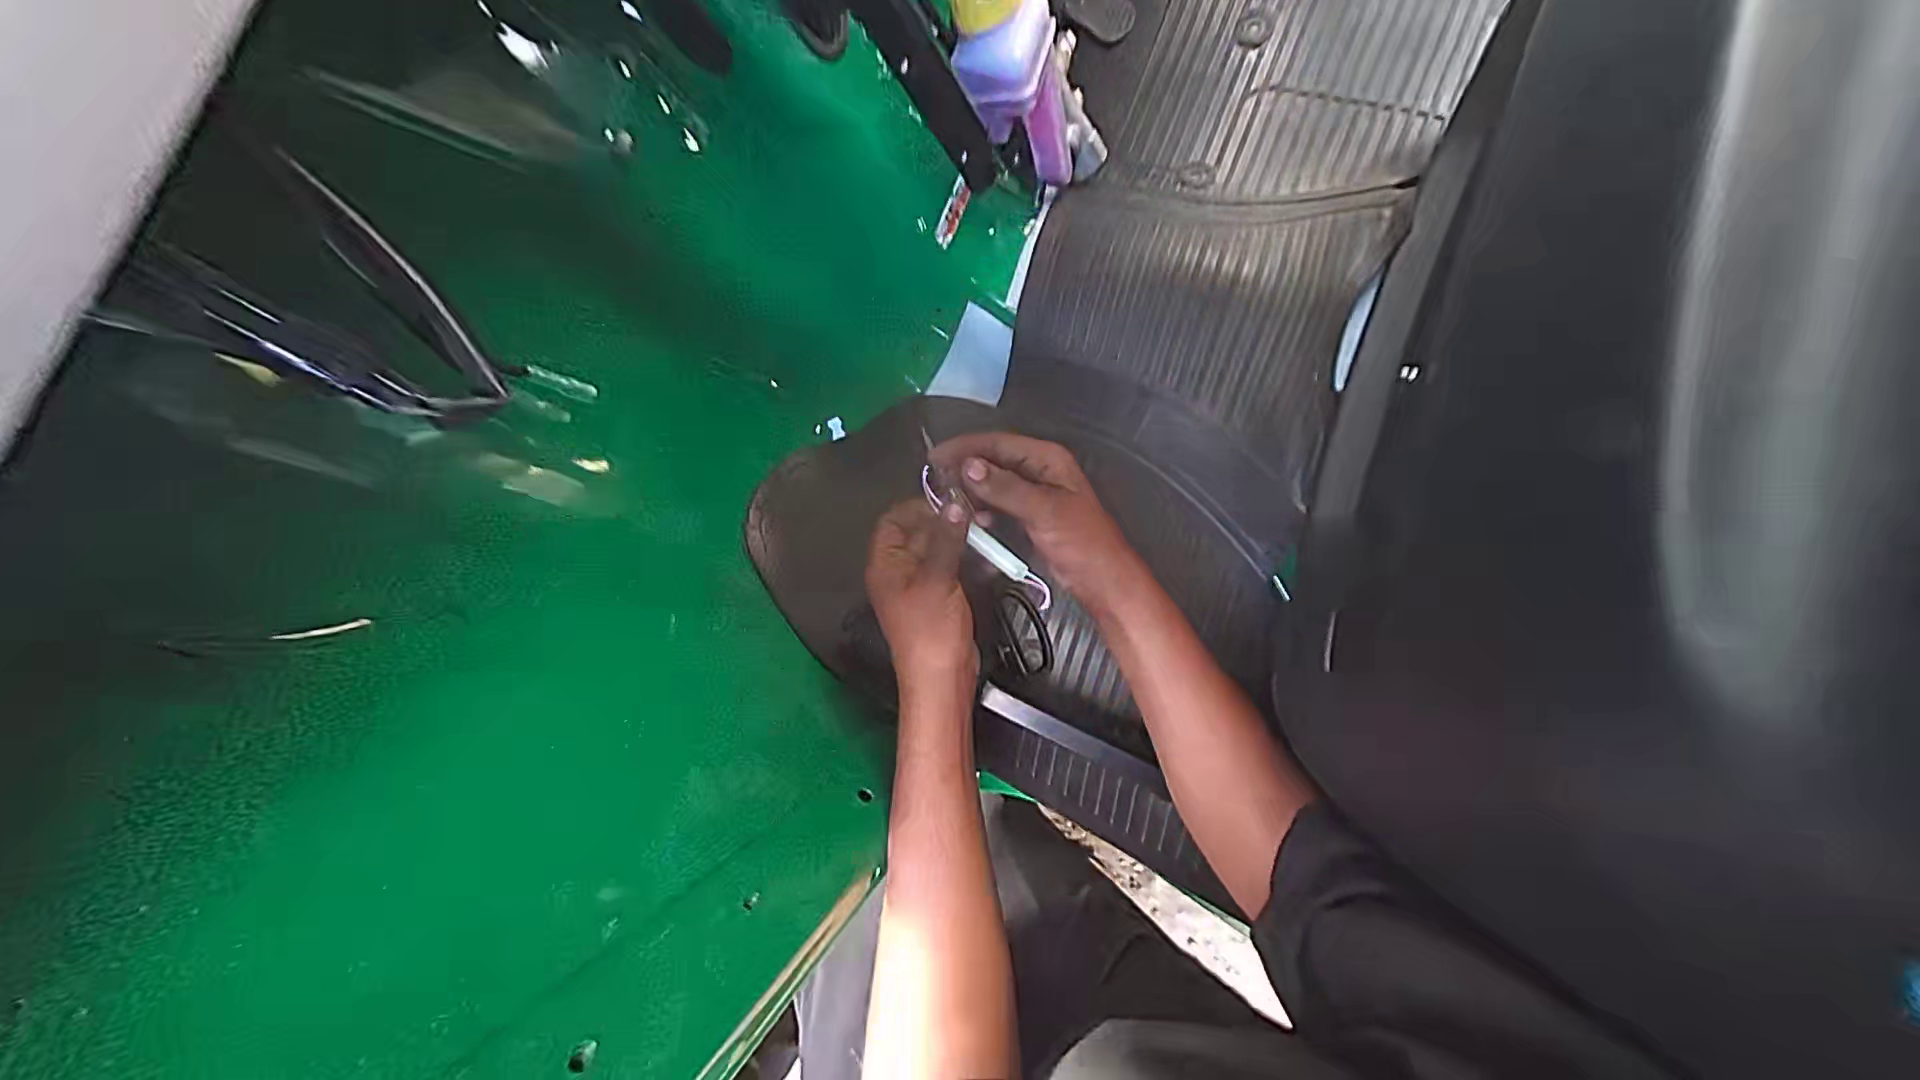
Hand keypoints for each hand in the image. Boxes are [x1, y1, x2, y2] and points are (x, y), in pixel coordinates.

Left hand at [865, 499, 977, 687]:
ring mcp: (921, 584)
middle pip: (919, 532)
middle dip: (945, 522)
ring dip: (960, 540)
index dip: (918, 507)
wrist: (942, 677)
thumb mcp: (937, 579)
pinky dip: (967, 559)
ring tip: (984, 532)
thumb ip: (946, 539)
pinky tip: (986, 557)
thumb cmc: (929, 633)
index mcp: (886, 565)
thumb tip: (954, 506)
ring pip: (939, 548)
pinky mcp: (941, 595)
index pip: (893, 521)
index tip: (947, 502)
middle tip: (973, 514)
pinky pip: (952, 567)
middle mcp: (900, 571)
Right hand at [929, 433, 1138, 610]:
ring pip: (993, 483)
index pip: (998, 443)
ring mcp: (1033, 494)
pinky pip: (998, 505)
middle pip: (993, 461)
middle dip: (964, 469)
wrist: (1101, 578)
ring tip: (949, 500)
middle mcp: (1040, 471)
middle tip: (936, 480)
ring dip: (971, 491)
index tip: (937, 457)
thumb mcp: (1043, 510)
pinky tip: (973, 519)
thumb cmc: (1083, 542)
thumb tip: (970, 467)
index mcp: (1048, 459)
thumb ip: (1005, 488)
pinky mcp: (1028, 515)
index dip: (965, 448)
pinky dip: (982, 509)